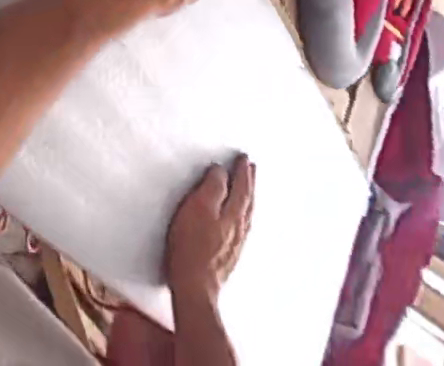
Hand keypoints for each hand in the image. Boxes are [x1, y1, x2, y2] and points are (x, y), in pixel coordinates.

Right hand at [166, 154, 254, 301]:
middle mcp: (239, 227)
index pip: (241, 185)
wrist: (194, 286)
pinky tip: (240, 218)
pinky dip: (243, 216)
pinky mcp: (228, 256)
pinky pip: (242, 228)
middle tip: (251, 167)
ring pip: (247, 214)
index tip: (243, 157)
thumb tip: (221, 171)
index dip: (241, 170)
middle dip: (249, 181)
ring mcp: (235, 244)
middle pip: (248, 199)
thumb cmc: (192, 245)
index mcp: (233, 212)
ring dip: (248, 197)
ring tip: (248, 187)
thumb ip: (212, 187)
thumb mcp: (198, 207)